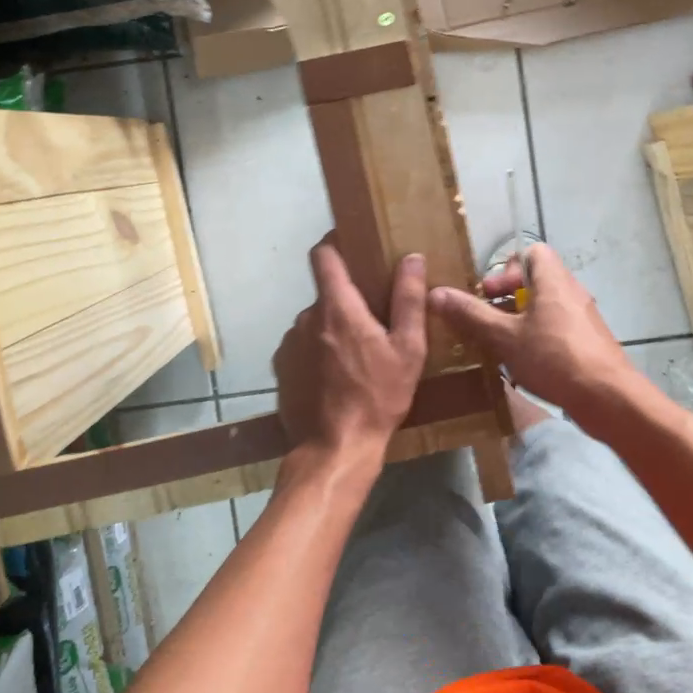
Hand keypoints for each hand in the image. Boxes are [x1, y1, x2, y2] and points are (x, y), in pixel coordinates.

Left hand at [273, 237, 427, 463]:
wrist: (334, 449)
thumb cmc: (378, 398)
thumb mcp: (407, 350)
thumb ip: (408, 300)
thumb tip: (412, 258)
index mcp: (338, 307)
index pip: (324, 255)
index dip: (335, 243)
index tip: (353, 244)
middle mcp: (306, 317)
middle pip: (327, 294)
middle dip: (347, 302)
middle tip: (373, 325)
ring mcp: (289, 343)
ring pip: (315, 323)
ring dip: (333, 331)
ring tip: (356, 360)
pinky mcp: (281, 368)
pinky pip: (303, 348)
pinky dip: (318, 354)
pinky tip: (335, 380)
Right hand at [429, 243, 638, 413]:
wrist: (608, 398)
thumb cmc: (555, 358)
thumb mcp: (505, 337)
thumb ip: (471, 315)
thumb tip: (435, 292)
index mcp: (553, 281)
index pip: (532, 252)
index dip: (507, 267)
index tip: (490, 292)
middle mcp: (571, 293)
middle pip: (537, 280)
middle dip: (507, 297)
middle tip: (488, 318)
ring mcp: (583, 319)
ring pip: (546, 307)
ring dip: (520, 319)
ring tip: (499, 343)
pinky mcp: (588, 343)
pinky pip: (557, 328)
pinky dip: (537, 337)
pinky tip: (523, 364)